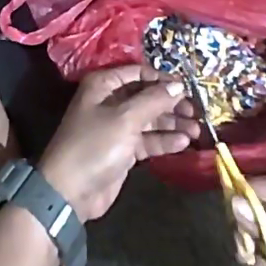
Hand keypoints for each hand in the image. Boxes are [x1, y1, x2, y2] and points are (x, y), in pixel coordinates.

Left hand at [37, 65, 201, 220]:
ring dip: (172, 123)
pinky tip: (183, 143)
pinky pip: (147, 139)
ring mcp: (116, 126)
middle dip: (171, 103)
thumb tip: (178, 85)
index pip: (138, 73)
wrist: (69, 192)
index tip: (188, 87)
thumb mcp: (125, 118)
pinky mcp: (122, 150)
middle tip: (196, 112)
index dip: (163, 79)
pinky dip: (163, 140)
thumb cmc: (94, 145)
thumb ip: (153, 100)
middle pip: (146, 96)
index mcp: (104, 85)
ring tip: (196, 130)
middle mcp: (109, 101)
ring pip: (149, 119)